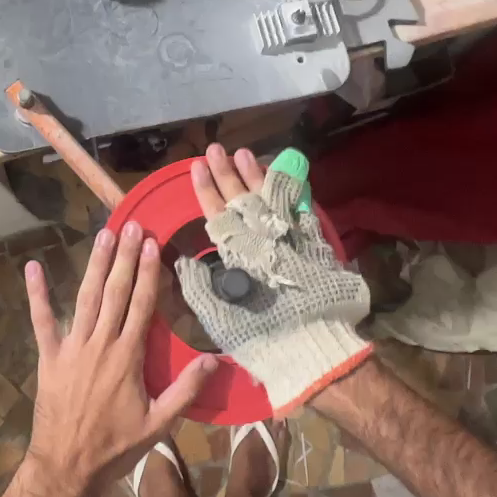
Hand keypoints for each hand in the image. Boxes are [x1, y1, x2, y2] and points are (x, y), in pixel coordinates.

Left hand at [23, 221, 217, 496]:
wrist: (67, 468)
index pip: (141, 304)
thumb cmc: (116, 446)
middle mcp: (100, 343)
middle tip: (131, 226)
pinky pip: (41, 321)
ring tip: (103, 235)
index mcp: (128, 356)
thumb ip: (186, 390)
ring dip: (94, 264)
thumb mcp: (159, 424)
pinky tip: (32, 268)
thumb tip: (216, 359)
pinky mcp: (48, 357)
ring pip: (85, 297)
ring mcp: (71, 347)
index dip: (147, 272)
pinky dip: (37, 294)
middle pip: (114, 292)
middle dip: (124, 257)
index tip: (151, 244)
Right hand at [181, 144, 372, 413]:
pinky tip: (282, 175)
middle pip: (240, 198)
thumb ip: (199, 286)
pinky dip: (289, 190)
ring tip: (244, 154)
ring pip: (269, 197)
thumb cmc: (260, 336)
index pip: (216, 212)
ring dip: (255, 174)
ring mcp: (289, 238)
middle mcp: (261, 239)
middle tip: (215, 149)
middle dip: (225, 173)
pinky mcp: (313, 243)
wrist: (311, 346)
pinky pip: (299, 209)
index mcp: (236, 254)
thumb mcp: (218, 316)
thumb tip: (183, 262)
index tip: (196, 166)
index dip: (205, 189)